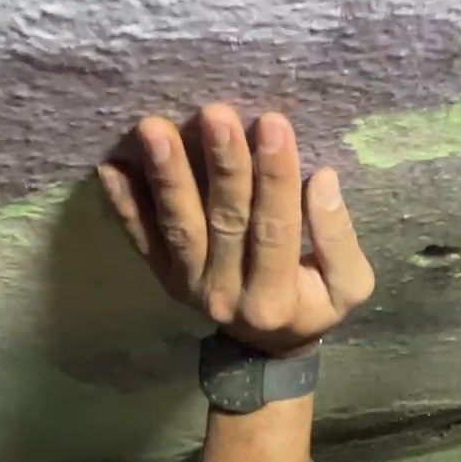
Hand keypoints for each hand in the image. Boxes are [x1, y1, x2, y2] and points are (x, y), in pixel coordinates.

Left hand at [99, 105, 374, 356]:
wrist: (267, 346)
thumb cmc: (314, 305)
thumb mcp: (349, 287)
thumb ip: (339, 238)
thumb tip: (323, 179)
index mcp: (275, 298)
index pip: (276, 229)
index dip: (276, 178)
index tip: (275, 124)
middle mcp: (226, 294)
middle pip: (225, 221)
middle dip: (222, 166)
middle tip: (216, 115)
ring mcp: (189, 285)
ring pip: (179, 226)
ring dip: (167, 176)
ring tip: (155, 130)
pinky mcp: (165, 276)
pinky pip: (142, 240)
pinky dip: (124, 205)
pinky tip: (112, 167)